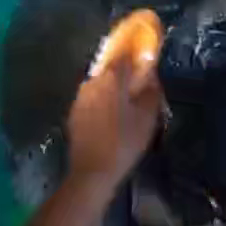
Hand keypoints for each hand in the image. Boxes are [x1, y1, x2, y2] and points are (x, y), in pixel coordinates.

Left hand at [65, 55, 162, 188]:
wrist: (92, 174)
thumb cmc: (124, 141)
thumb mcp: (148, 116)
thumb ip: (151, 90)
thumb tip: (151, 76)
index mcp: (112, 76)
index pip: (124, 52)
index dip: (135, 51)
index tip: (144, 55)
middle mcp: (93, 81)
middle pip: (111, 68)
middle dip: (124, 71)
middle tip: (137, 81)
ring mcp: (81, 98)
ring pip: (100, 84)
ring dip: (112, 87)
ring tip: (125, 101)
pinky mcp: (74, 114)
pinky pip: (92, 98)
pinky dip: (102, 101)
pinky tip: (110, 116)